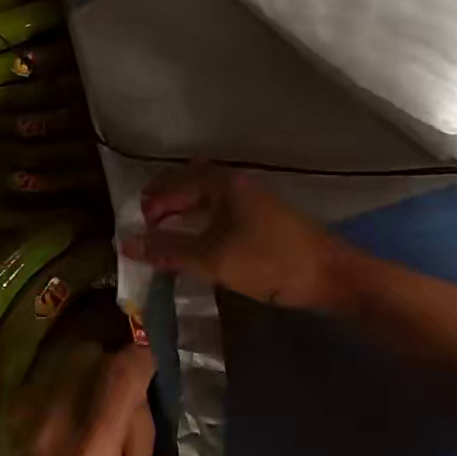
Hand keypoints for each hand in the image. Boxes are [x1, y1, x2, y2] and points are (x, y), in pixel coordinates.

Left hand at [0, 343, 154, 455]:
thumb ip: (140, 435)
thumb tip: (140, 388)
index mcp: (91, 450)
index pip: (122, 372)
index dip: (143, 358)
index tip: (151, 365)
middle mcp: (54, 420)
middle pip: (91, 351)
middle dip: (113, 359)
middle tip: (122, 384)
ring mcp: (24, 412)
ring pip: (64, 356)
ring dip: (87, 366)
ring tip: (94, 394)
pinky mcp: (6, 412)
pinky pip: (44, 374)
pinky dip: (63, 380)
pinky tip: (65, 409)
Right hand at [121, 161, 358, 311]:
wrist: (329, 275)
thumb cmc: (268, 262)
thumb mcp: (213, 259)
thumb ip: (169, 250)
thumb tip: (127, 243)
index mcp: (221, 183)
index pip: (171, 185)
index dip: (149, 207)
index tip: (136, 233)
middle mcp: (235, 180)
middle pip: (187, 181)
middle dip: (163, 201)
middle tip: (147, 229)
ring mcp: (251, 194)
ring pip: (205, 193)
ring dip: (183, 207)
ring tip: (167, 233)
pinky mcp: (262, 212)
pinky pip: (220, 204)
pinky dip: (202, 214)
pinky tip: (200, 236)